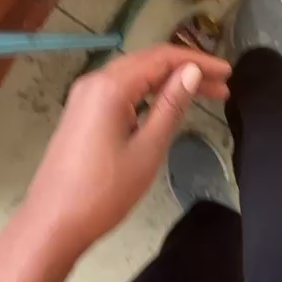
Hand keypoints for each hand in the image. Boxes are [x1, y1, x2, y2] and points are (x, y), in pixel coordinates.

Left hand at [12, 46, 232, 268]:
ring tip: (203, 96)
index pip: (162, 58)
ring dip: (168, 82)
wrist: (53, 223)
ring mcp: (84, 97)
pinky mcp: (81, 113)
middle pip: (147, 62)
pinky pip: (120, 91)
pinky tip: (166, 106)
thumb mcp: (147, 149)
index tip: (228, 73)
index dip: (198, 62)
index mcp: (110, 86)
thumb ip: (171, 106)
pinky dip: (147, 93)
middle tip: (222, 88)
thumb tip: (192, 72)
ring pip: (134, 75)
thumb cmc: (104, 191)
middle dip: (186, 70)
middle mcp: (94, 82)